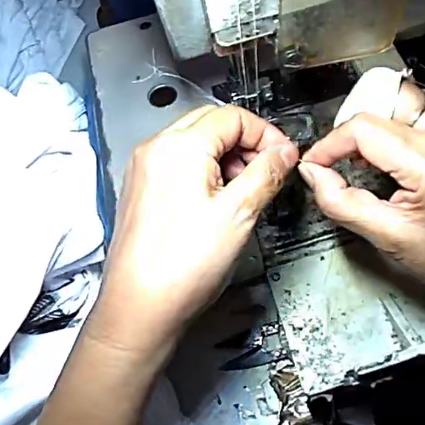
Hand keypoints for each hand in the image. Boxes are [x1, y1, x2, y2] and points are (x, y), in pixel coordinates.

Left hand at [93, 105, 298, 362]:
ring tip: (244, 191)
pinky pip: (181, 164)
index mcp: (178, 148)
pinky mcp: (143, 190)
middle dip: (247, 143)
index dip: (266, 134)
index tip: (282, 156)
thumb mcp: (239, 214)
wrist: (140, 308)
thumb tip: (284, 153)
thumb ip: (267, 173)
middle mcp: (155, 151)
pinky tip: (220, 203)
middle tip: (268, 171)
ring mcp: (145, 170)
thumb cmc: (178, 269)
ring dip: (227, 157)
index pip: (233, 116)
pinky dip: (206, 172)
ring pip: (197, 143)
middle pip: (213, 123)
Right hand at [298, 82, 424, 316]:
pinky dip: (395, 125)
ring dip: (376, 120)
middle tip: (342, 153)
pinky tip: (388, 154)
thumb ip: (342, 203)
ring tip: (364, 153)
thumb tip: (314, 173)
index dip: (332, 143)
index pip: (366, 129)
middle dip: (355, 122)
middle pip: (389, 97)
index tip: (319, 162)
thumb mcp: (388, 238)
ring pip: (405, 97)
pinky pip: (420, 111)